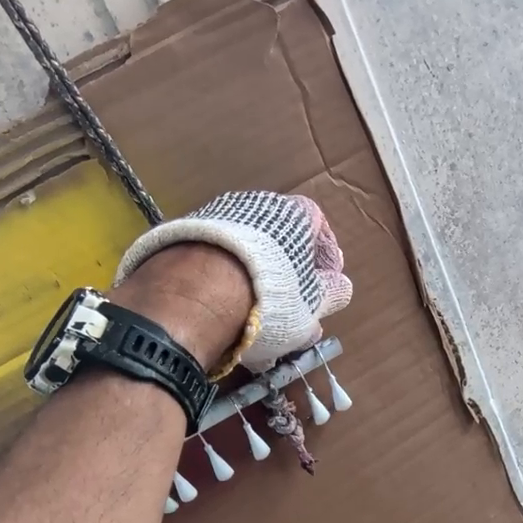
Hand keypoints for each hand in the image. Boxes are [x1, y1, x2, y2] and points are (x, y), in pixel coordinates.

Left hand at [115, 192, 352, 374]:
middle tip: (290, 308)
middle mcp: (254, 204)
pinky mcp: (183, 238)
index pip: (317, 225)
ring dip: (254, 283)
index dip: (324, 257)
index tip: (326, 283)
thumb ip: (331, 293)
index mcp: (292, 212)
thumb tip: (339, 287)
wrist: (198, 293)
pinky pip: (215, 262)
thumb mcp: (312, 304)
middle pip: (277, 240)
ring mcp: (215, 217)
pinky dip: (224, 285)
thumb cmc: (271, 296)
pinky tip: (224, 316)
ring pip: (245, 254)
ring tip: (255, 319)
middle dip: (287, 275)